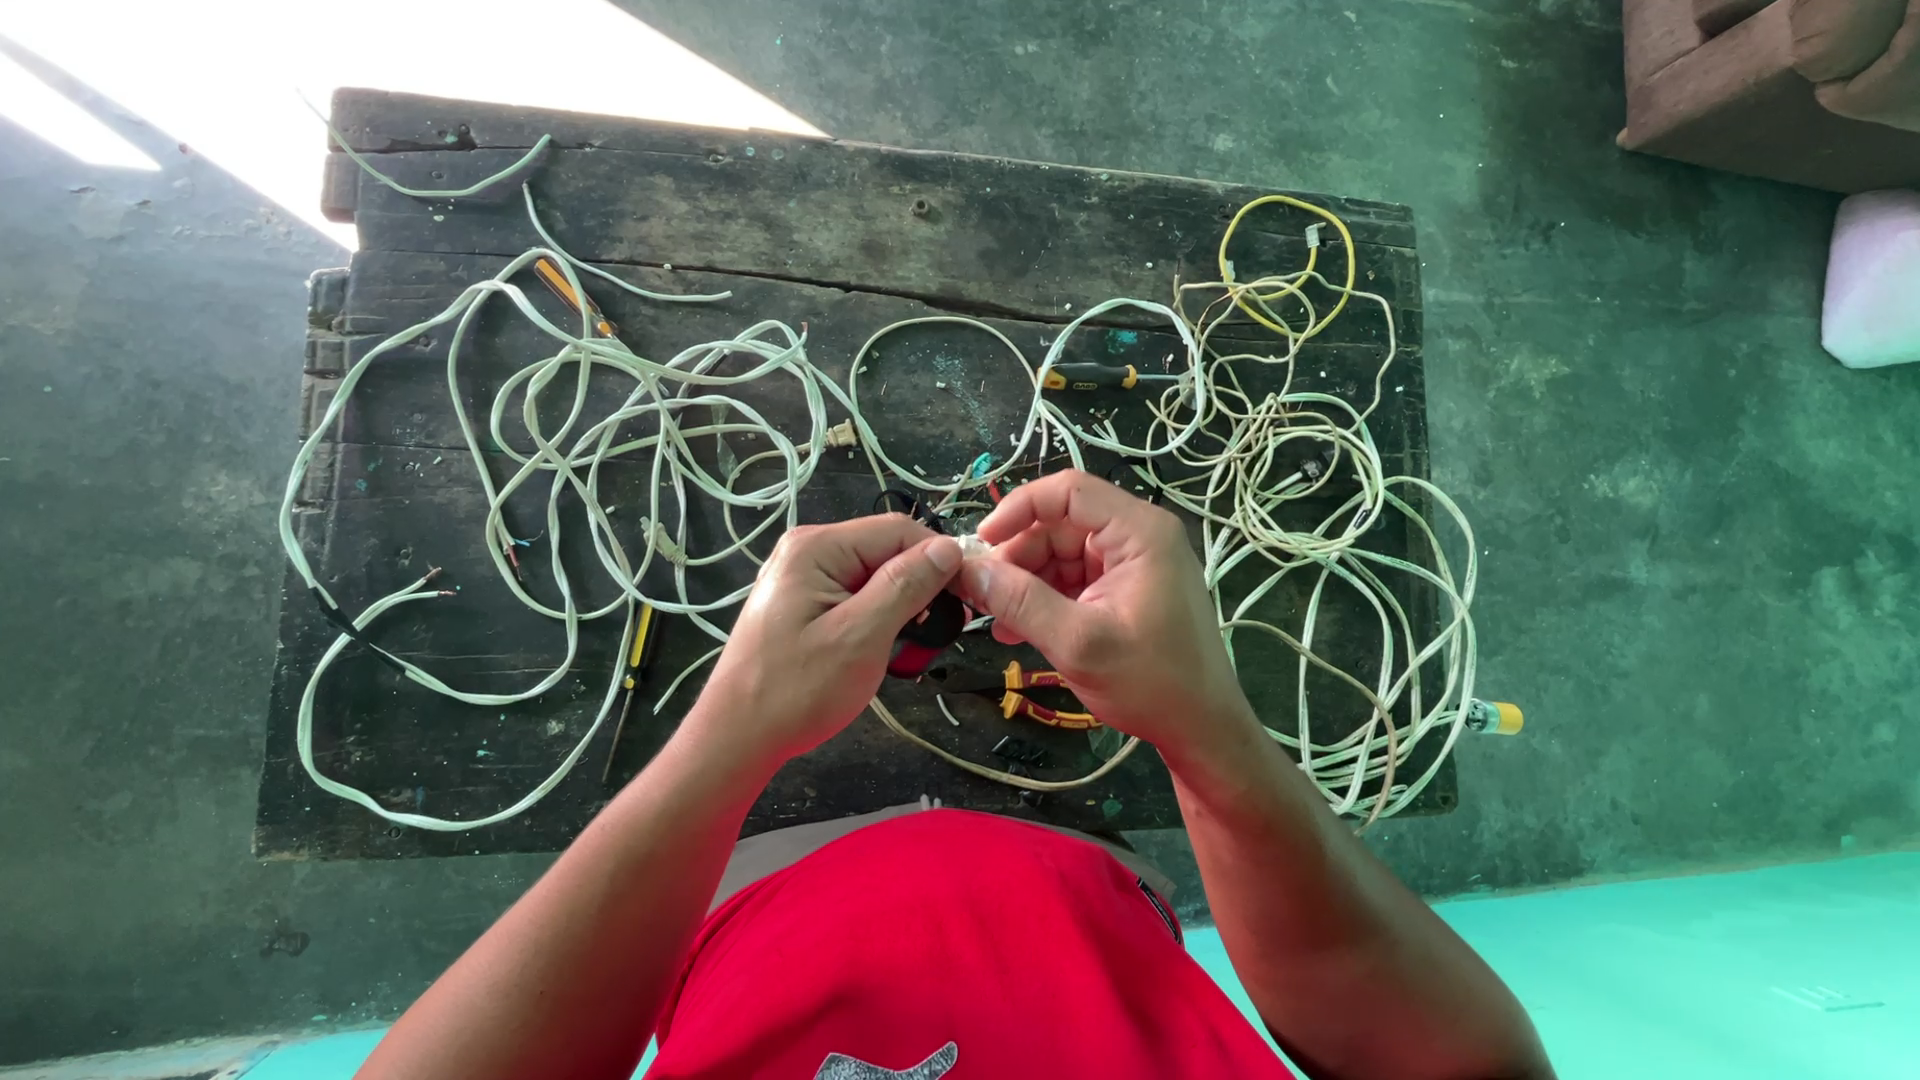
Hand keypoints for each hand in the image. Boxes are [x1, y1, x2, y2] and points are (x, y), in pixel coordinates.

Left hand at [688, 514, 962, 767]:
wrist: (736, 739)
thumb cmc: (797, 690)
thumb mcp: (861, 636)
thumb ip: (906, 585)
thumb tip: (949, 547)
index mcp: (817, 547)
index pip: (899, 530)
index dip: (939, 560)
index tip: (967, 600)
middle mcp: (808, 550)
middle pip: (887, 550)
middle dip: (918, 589)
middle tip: (931, 636)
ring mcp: (803, 576)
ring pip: (876, 576)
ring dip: (899, 609)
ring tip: (904, 649)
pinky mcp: (803, 603)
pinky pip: (856, 596)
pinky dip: (877, 620)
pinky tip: (878, 650)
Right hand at [954, 471, 1256, 758]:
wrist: (1201, 728)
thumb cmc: (1152, 682)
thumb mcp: (1079, 642)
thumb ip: (1020, 603)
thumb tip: (966, 573)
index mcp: (1139, 532)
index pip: (1068, 491)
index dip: (1018, 509)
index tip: (980, 544)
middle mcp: (1136, 536)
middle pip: (1058, 525)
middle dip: (1017, 558)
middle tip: (984, 597)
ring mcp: (1129, 564)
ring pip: (1057, 554)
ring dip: (1024, 585)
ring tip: (998, 623)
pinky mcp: (1122, 590)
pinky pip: (1070, 580)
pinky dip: (1041, 600)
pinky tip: (1016, 631)